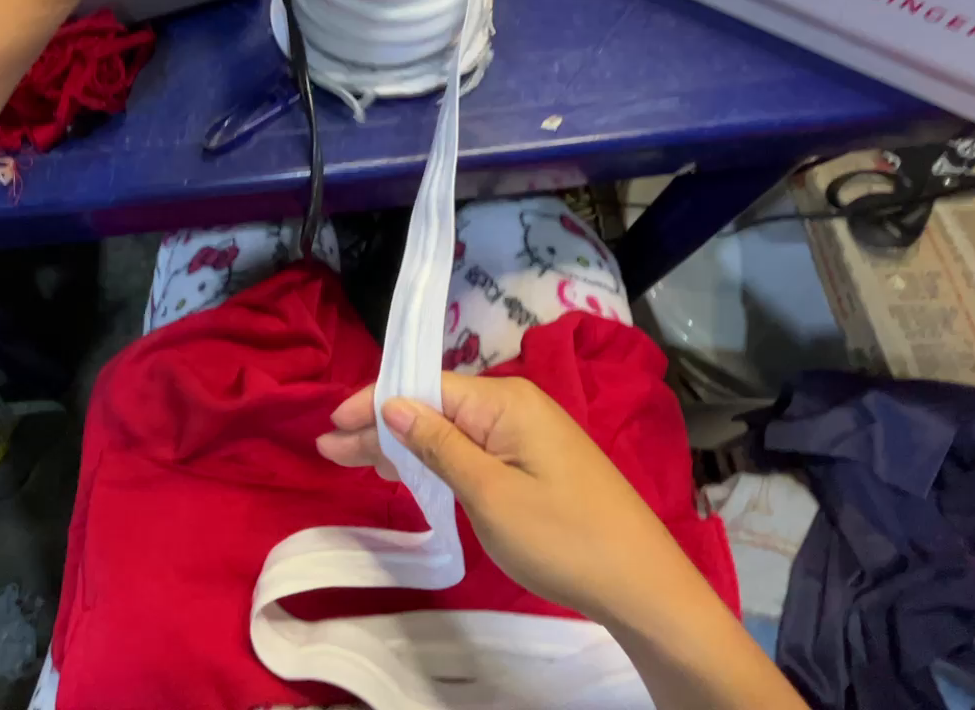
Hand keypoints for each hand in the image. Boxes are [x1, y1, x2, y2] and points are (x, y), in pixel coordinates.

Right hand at [317, 372, 680, 618]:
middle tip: (331, 449)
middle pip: (433, 406)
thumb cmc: (562, 539)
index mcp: (504, 401)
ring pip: (450, 428)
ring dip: (404, 445)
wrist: (644, 586)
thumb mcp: (489, 493)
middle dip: (381, 427)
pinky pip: (472, 447)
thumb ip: (438, 445)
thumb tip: (393, 403)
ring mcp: (526, 432)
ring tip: (356, 459)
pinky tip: (408, 471)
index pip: (424, 388)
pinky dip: (436, 459)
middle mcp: (514, 405)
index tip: (332, 425)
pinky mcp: (533, 459)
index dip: (374, 404)